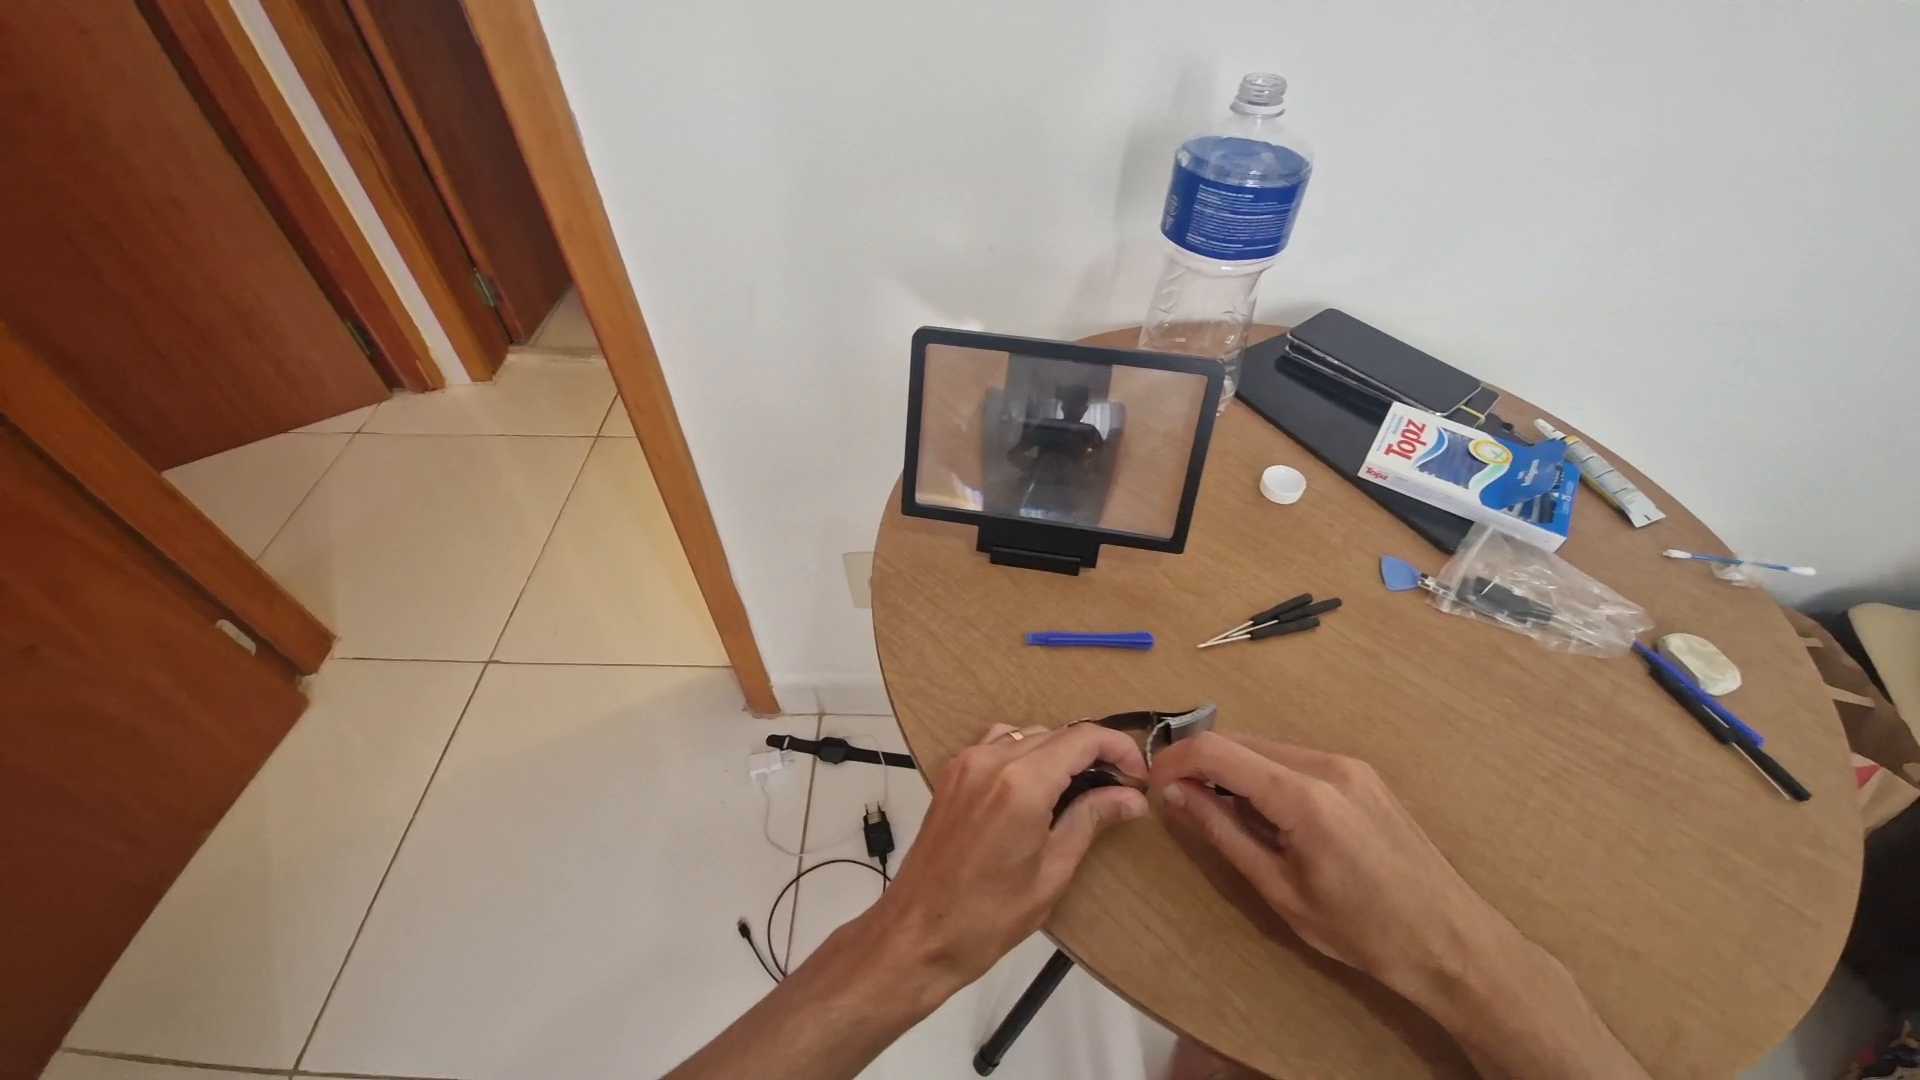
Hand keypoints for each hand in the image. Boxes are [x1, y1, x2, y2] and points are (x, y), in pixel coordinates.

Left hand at [869, 722, 1148, 988]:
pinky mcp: (952, 773)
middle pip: (1057, 732)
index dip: (1119, 748)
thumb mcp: (1052, 871)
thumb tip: (1132, 798)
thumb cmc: (989, 916)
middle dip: (1094, 752)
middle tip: (1119, 787)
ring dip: (1060, 750)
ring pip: (1028, 733)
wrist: (918, 931)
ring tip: (1082, 785)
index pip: (1083, 738)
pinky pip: (998, 743)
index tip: (1139, 775)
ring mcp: (966, 762)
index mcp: (1022, 784)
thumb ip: (1091, 821)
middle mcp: (991, 760)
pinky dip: (1026, 751)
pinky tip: (1037, 783)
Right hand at [1148, 732, 1512, 1008]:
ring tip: (1228, 817)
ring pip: (1266, 747)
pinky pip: (1294, 758)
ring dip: (1234, 770)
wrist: (1453, 942)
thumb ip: (1221, 832)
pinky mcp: (1361, 772)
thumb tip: (1174, 794)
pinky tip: (1270, 815)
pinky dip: (1266, 775)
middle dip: (1201, 765)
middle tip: (1181, 802)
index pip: (1217, 751)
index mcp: (1303, 796)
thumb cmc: (1361, 930)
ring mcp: (1348, 763)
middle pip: (1240, 741)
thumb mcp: (1278, 889)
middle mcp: (1325, 763)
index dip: (1175, 760)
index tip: (1154, 784)